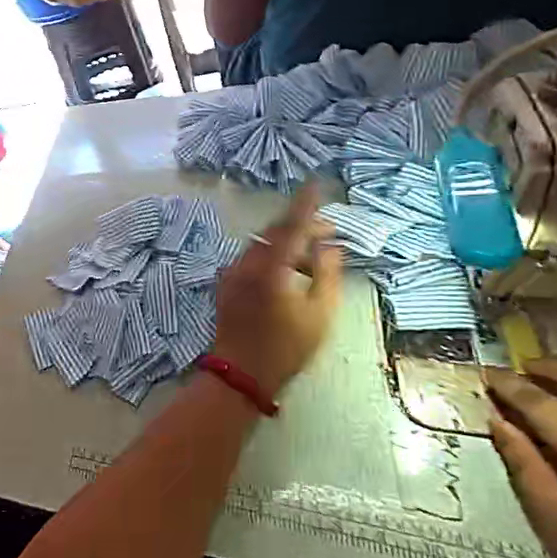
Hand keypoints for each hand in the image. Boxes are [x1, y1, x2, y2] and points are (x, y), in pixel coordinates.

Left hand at [213, 187, 341, 397]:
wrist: (240, 374)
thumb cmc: (285, 348)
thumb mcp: (319, 313)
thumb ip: (328, 274)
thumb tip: (330, 246)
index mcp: (271, 267)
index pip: (292, 225)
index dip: (306, 204)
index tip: (316, 183)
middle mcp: (247, 261)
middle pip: (275, 231)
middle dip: (300, 226)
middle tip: (327, 235)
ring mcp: (232, 271)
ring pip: (262, 244)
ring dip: (286, 244)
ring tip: (311, 263)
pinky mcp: (226, 282)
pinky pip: (251, 258)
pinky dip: (271, 256)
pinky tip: (287, 275)